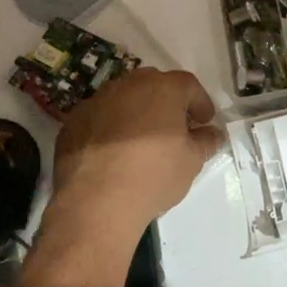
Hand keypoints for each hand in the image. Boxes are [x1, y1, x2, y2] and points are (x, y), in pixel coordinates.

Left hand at [49, 68, 223, 239]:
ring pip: (124, 98)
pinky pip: (100, 116)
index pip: (189, 85)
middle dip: (166, 102)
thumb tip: (212, 133)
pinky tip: (113, 153)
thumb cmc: (152, 176)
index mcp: (163, 89)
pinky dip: (110, 127)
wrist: (95, 202)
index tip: (203, 122)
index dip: (199, 102)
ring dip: (136, 112)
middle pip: (154, 85)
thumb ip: (205, 142)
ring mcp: (97, 100)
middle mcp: (129, 85)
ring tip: (141, 140)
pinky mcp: (74, 121)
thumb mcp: (191, 162)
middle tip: (173, 127)